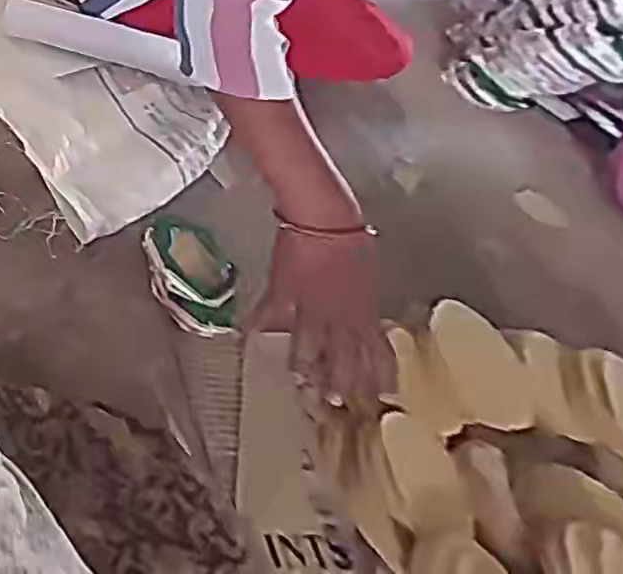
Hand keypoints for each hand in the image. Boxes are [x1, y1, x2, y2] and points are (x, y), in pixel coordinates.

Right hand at [249, 225, 392, 406]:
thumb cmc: (353, 240)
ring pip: (308, 345)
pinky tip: (243, 339)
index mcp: (364, 311)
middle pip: (342, 357)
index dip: (376, 376)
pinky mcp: (284, 292)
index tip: (379, 395)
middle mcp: (340, 317)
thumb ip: (364, 299)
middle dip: (341, 382)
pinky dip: (254, 327)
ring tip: (298, 381)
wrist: (324, 220)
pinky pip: (268, 315)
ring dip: (303, 364)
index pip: (374, 353)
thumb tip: (365, 313)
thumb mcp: (368, 275)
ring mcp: (310, 306)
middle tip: (338, 403)